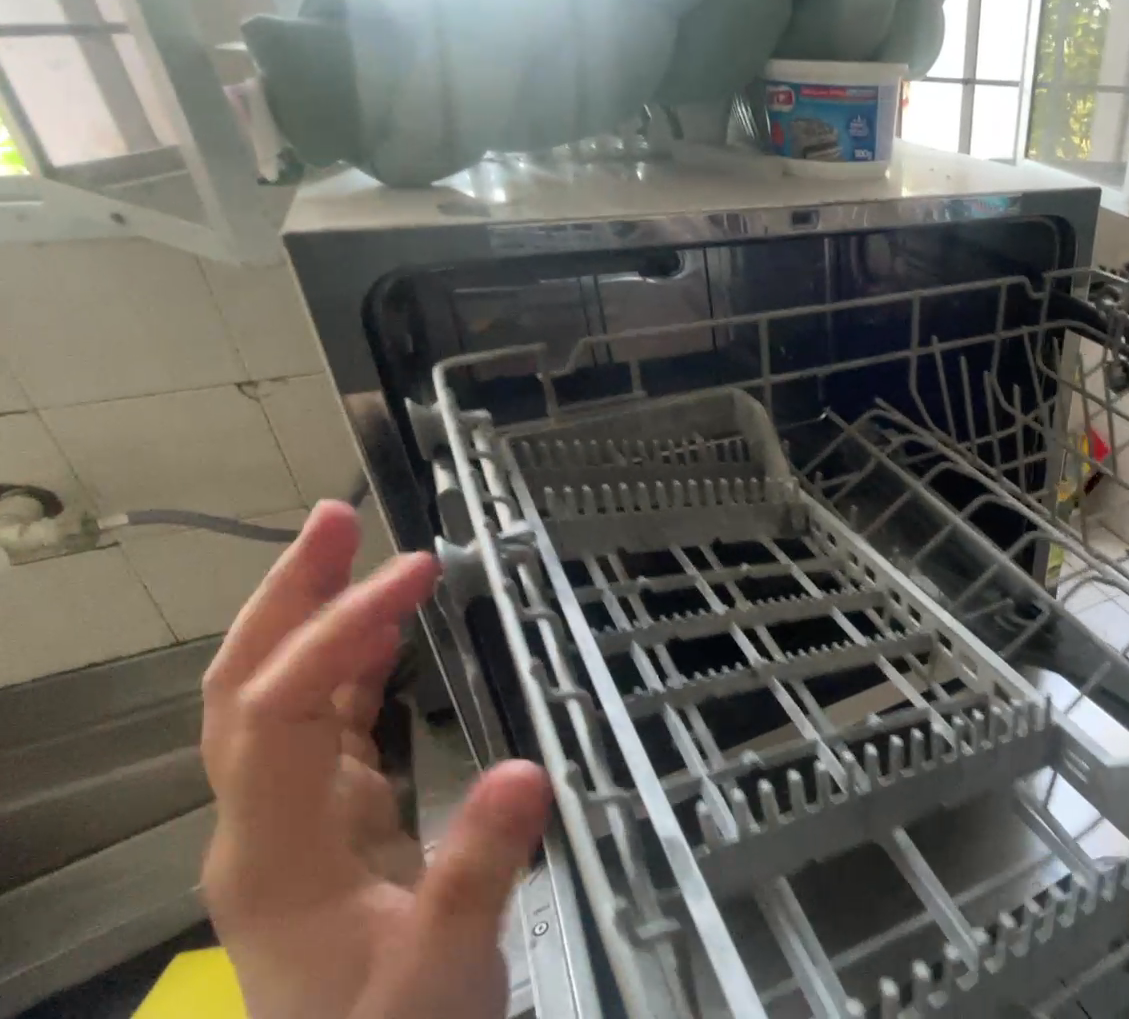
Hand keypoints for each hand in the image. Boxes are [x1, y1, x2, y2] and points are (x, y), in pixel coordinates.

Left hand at [200, 501, 552, 1018]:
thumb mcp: (445, 962)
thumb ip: (480, 867)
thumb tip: (530, 767)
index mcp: (279, 849)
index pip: (284, 709)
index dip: (340, 629)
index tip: (418, 571)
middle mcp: (264, 823)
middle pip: (244, 689)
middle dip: (287, 597)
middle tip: (336, 519)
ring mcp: (290, 824)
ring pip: (278, 701)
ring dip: (316, 622)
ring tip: (368, 560)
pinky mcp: (325, 828)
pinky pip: (325, 727)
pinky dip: (351, 668)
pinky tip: (386, 641)